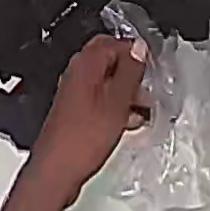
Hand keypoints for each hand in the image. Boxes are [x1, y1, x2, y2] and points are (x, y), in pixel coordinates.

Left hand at [23, 35, 145, 205]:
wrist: (57, 168)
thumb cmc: (83, 136)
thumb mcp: (116, 102)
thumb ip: (129, 72)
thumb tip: (139, 48)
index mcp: (86, 62)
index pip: (114, 42)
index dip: (135, 52)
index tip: (152, 65)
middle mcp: (77, 70)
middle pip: (109, 58)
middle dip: (131, 70)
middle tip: (148, 85)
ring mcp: (75, 89)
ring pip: (106, 78)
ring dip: (125, 89)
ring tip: (144, 106)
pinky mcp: (76, 108)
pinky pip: (100, 96)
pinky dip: (115, 103)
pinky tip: (129, 120)